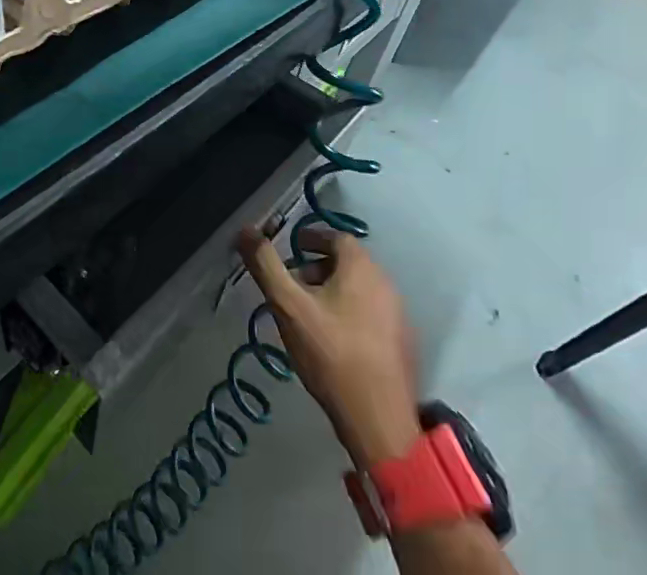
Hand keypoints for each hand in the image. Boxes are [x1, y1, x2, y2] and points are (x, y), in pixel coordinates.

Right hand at [238, 227, 420, 469]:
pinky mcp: (401, 341)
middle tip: (291, 286)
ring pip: (358, 289)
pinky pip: (370, 313)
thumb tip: (245, 231)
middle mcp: (384, 281)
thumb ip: (266, 266)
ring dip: (332, 292)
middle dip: (317, 267)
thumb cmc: (330, 354)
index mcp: (361, 266)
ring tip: (306, 316)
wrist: (378, 417)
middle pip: (348, 263)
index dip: (311, 239)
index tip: (291, 249)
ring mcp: (397, 313)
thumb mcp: (289, 307)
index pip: (336, 237)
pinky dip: (348, 314)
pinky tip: (331, 341)